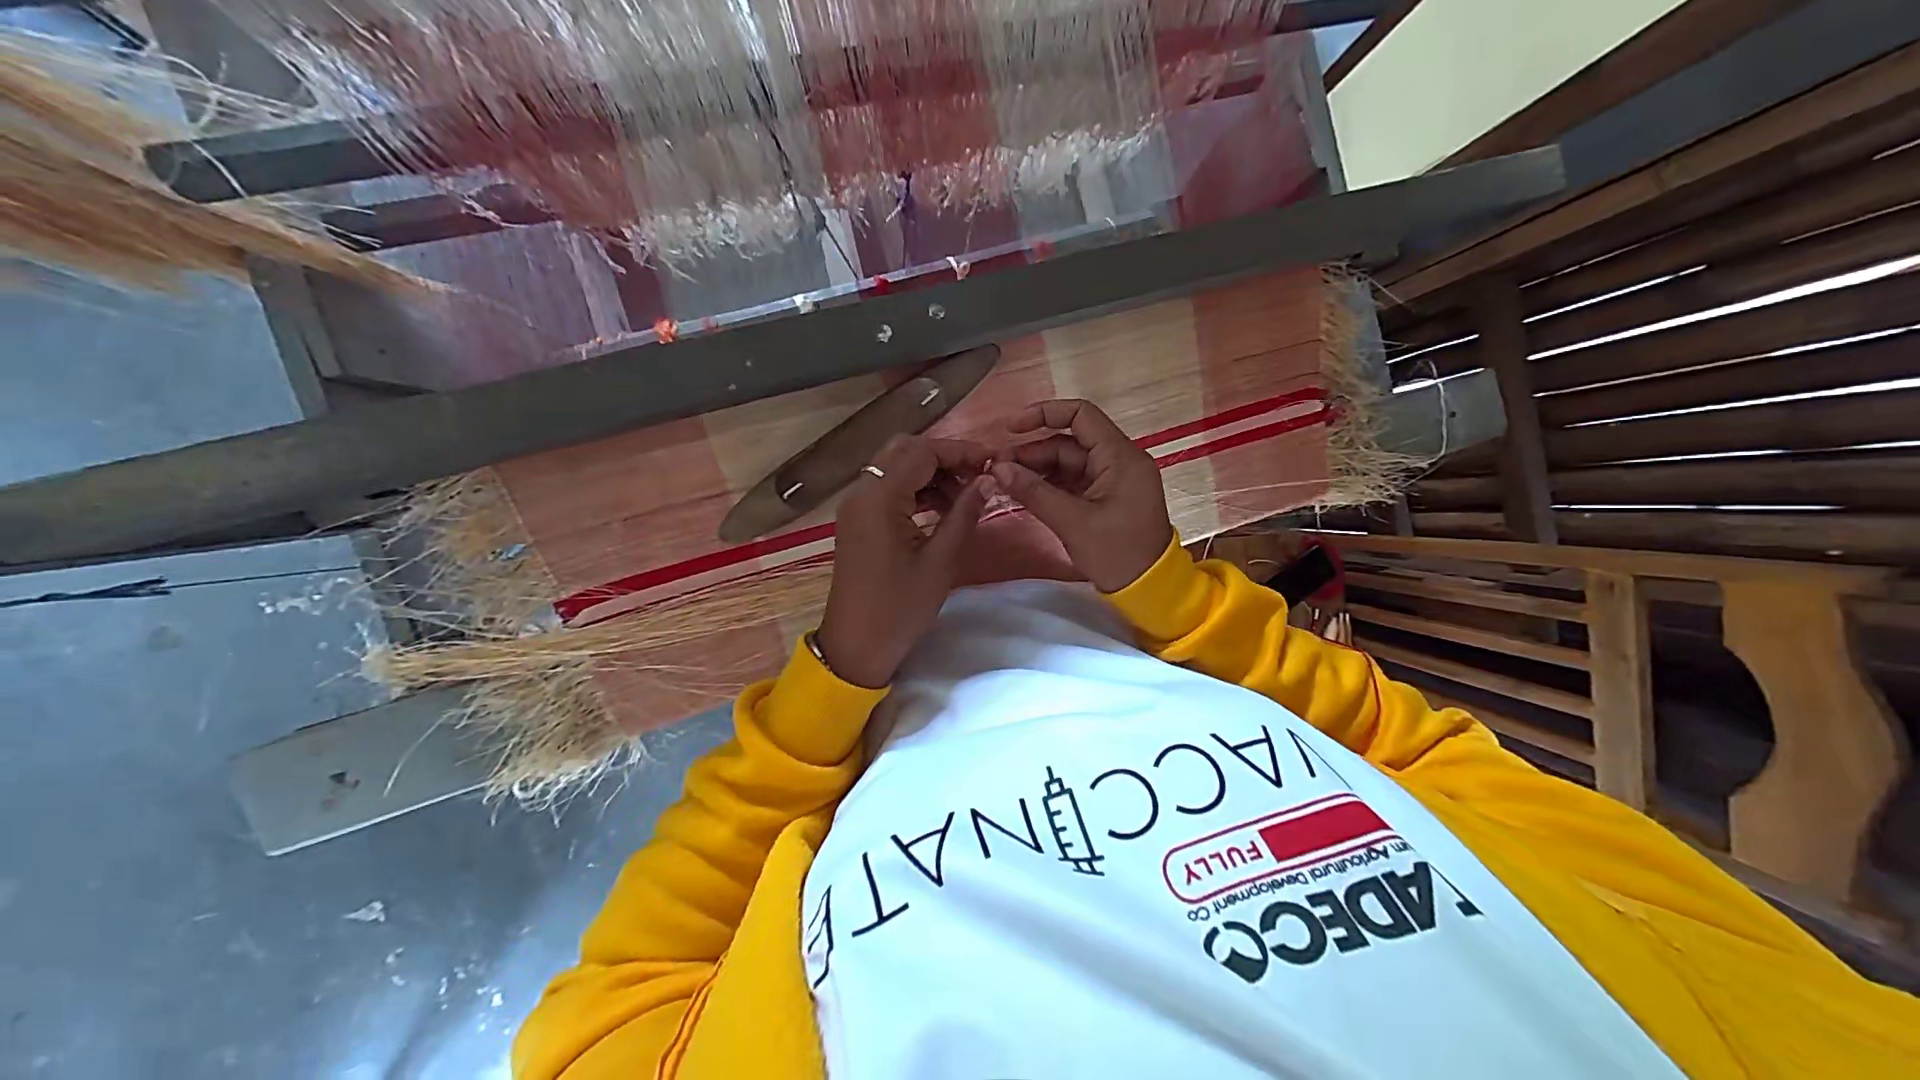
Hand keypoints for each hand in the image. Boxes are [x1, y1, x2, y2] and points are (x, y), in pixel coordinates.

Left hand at [814, 436, 994, 687]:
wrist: (856, 645)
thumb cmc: (900, 607)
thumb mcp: (940, 561)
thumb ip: (964, 513)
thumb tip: (987, 480)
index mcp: (879, 498)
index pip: (922, 452)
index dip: (960, 451)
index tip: (993, 460)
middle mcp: (861, 492)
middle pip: (905, 451)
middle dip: (944, 457)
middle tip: (978, 475)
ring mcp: (856, 506)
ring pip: (895, 468)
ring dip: (930, 473)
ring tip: (966, 495)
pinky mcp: (857, 521)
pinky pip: (887, 489)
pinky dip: (915, 489)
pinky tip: (942, 508)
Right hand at [989, 399, 1172, 592]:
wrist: (1150, 590)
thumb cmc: (1117, 553)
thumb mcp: (1072, 522)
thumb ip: (1034, 491)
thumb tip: (998, 468)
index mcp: (1120, 456)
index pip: (1081, 415)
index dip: (1044, 414)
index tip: (1011, 428)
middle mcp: (1119, 460)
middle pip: (1069, 441)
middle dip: (1033, 451)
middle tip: (998, 467)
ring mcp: (1113, 480)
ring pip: (1068, 462)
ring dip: (1037, 469)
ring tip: (1005, 481)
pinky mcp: (1106, 497)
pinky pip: (1073, 481)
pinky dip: (1049, 485)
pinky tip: (1023, 492)